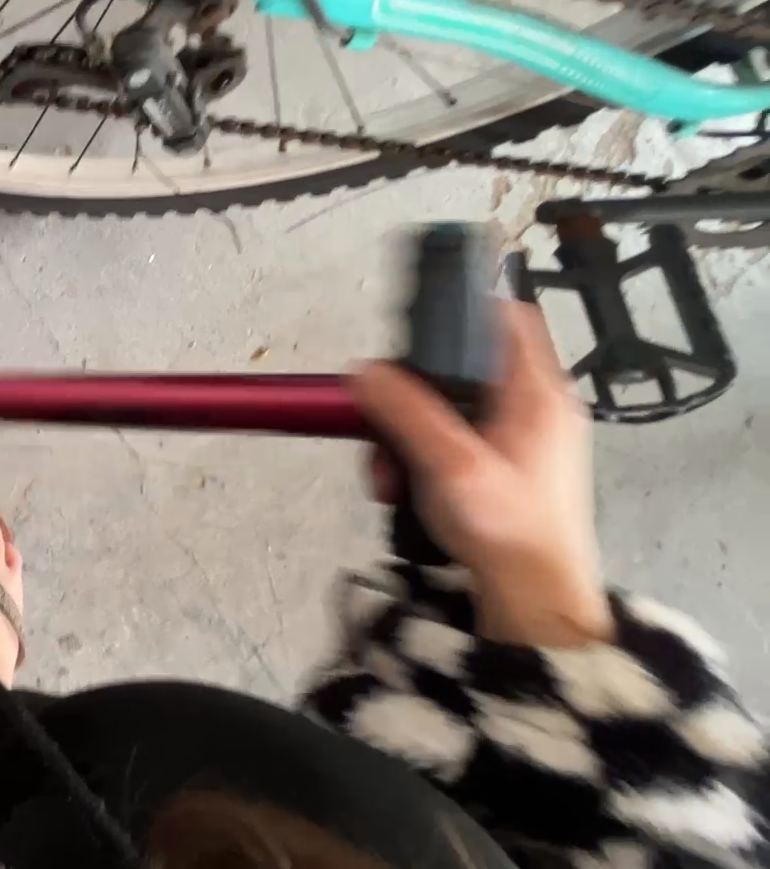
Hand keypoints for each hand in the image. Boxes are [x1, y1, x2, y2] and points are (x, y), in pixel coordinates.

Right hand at [348, 302, 610, 647]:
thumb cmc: (508, 529)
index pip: (508, 321)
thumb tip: (365, 371)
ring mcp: (510, 438)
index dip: (466, 305)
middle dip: (404, 392)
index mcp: (535, 397)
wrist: (530, 594)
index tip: (417, 312)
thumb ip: (405, 412)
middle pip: (452, 369)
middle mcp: (527, 410)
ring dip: (398, 431)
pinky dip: (408, 454)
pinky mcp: (491, 463)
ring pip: (437, 407)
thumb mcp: (448, 463)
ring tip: (386, 468)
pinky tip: (397, 482)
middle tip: (378, 417)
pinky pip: (437, 438)